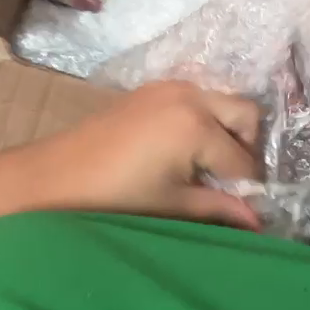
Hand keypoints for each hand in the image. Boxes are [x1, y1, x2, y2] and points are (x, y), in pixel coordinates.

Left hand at [0, 82, 263, 229]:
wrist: (52, 178)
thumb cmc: (114, 199)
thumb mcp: (171, 206)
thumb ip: (219, 209)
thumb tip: (258, 222)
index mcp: (197, 125)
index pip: (243, 158)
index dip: (249, 187)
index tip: (247, 209)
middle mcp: (191, 95)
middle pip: (245, 114)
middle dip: (247, 147)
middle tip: (233, 182)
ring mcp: (170, 87)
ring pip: (222, 101)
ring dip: (226, 131)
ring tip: (208, 169)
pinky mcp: (152, 89)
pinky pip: (196, 98)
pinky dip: (204, 120)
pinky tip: (185, 153)